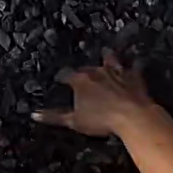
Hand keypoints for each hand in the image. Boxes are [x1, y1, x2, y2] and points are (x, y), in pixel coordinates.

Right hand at [32, 51, 160, 137]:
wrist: (133, 117)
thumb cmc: (102, 119)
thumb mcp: (74, 120)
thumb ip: (53, 116)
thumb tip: (35, 114)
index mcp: (80, 80)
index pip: (65, 74)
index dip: (62, 77)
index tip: (60, 80)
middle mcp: (97, 72)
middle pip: (87, 67)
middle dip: (83, 70)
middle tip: (81, 72)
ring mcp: (117, 73)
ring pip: (110, 59)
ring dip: (107, 56)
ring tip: (106, 51)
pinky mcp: (135, 77)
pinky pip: (135, 66)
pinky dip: (135, 63)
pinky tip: (138, 58)